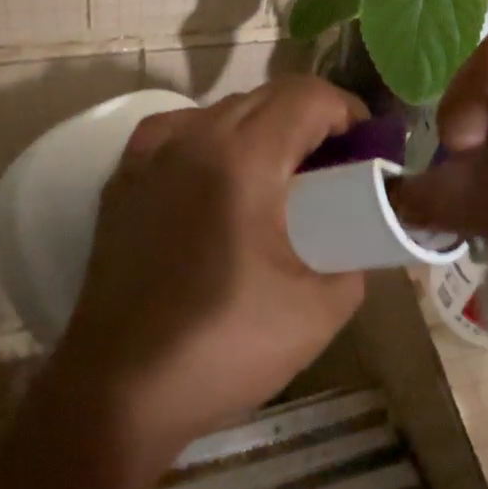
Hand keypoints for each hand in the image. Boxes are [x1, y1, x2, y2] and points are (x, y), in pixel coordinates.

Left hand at [54, 75, 371, 443]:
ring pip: (223, 111)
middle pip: (267, 96)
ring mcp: (149, 157)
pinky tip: (221, 182)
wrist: (119, 392)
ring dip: (264, 129)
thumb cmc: (223, 346)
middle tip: (336, 168)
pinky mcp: (122, 181)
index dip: (349, 112)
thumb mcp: (320, 308)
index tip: (368, 150)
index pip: (308, 96)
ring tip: (281, 180)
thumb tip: (358, 232)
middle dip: (312, 120)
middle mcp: (191, 138)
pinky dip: (214, 142)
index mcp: (242, 158)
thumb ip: (355, 255)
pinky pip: (180, 135)